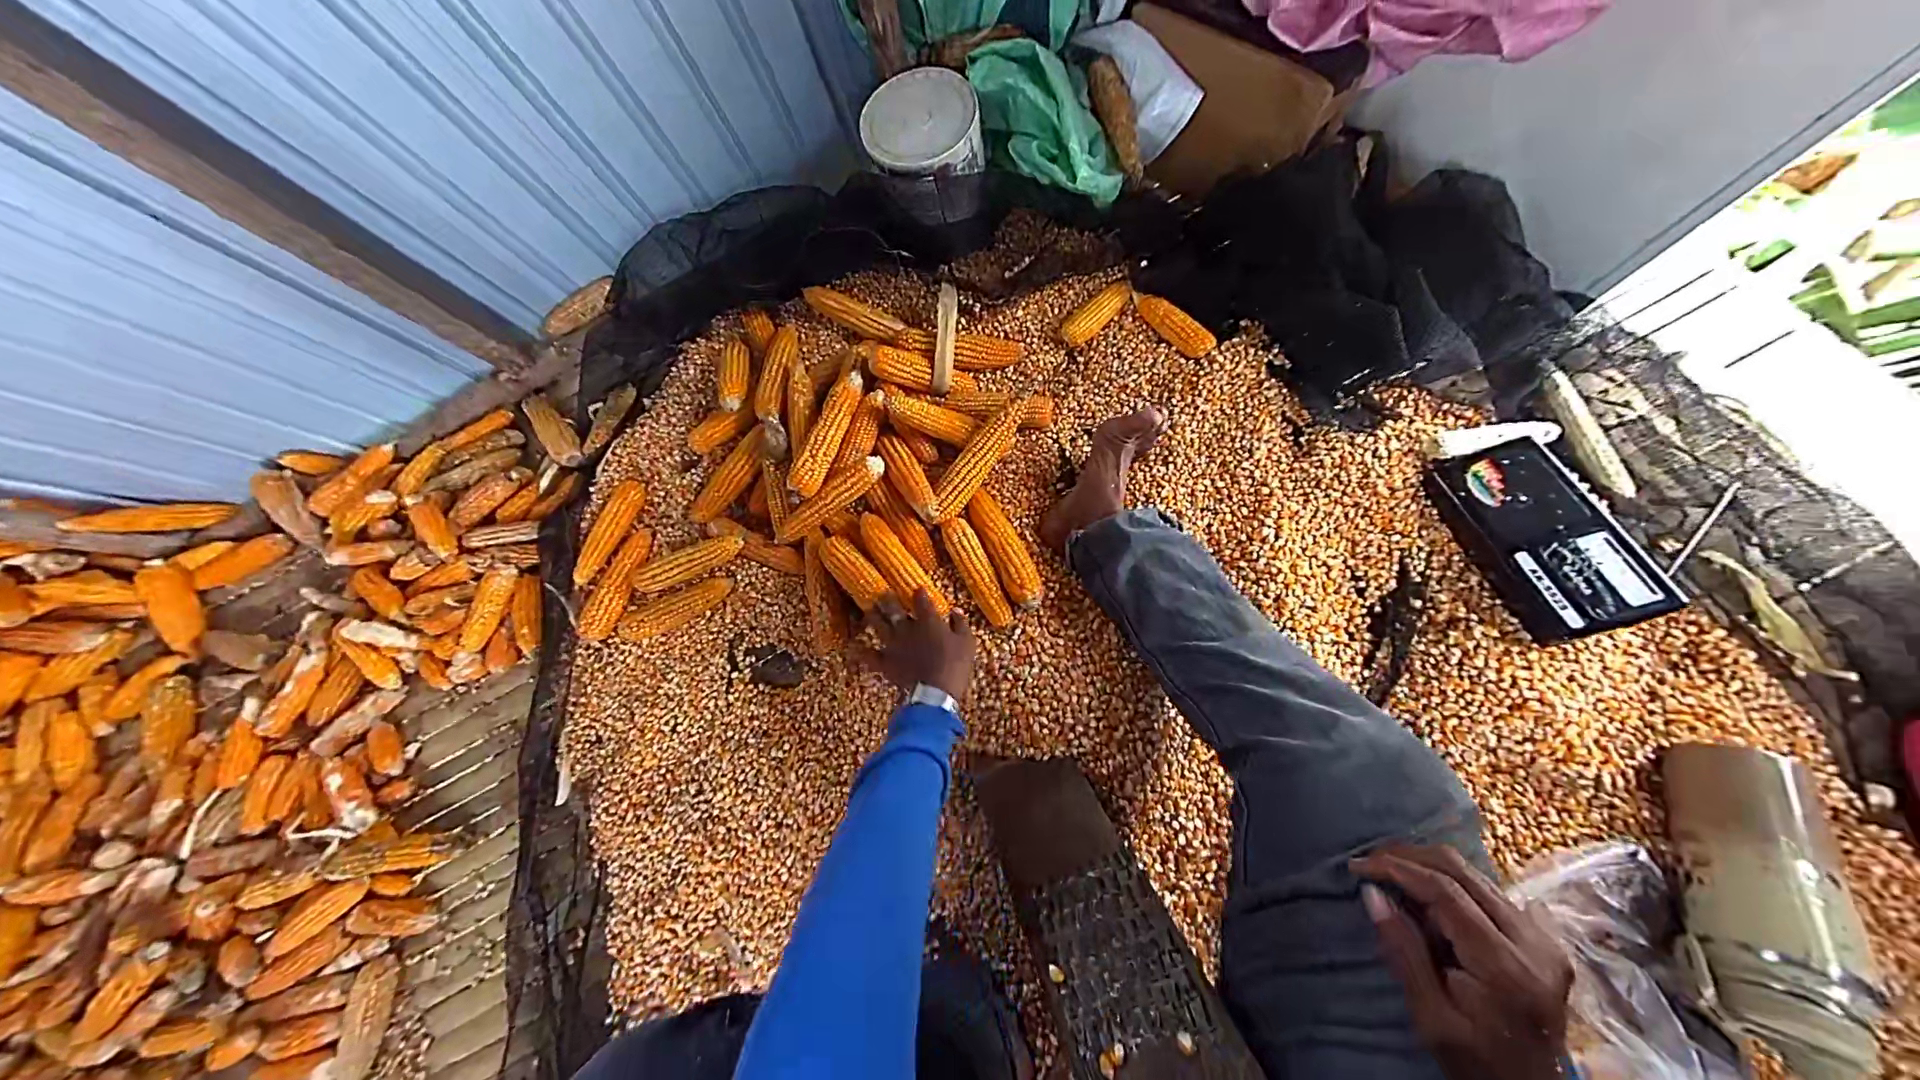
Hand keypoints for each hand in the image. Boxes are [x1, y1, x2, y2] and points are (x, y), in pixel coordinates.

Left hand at [851, 590, 974, 700]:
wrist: (935, 692)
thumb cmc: (955, 665)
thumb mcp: (967, 642)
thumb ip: (961, 624)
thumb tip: (956, 611)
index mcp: (927, 620)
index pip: (921, 599)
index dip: (919, 592)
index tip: (918, 590)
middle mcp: (906, 627)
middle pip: (892, 607)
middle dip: (887, 599)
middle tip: (883, 594)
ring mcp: (893, 644)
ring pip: (878, 624)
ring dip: (873, 616)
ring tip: (869, 610)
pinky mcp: (885, 662)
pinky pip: (868, 655)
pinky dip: (860, 651)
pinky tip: (853, 648)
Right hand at [1351, 845, 1573, 1079]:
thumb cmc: (1478, 1063)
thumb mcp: (1431, 1018)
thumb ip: (1404, 953)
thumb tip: (1371, 892)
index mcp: (1506, 967)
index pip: (1446, 891)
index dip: (1397, 868)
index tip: (1358, 866)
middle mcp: (1534, 944)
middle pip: (1463, 872)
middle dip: (1408, 857)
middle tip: (1369, 861)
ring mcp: (1544, 940)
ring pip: (1475, 875)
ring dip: (1427, 866)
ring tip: (1389, 874)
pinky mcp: (1543, 940)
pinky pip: (1489, 891)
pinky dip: (1450, 881)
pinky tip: (1425, 893)